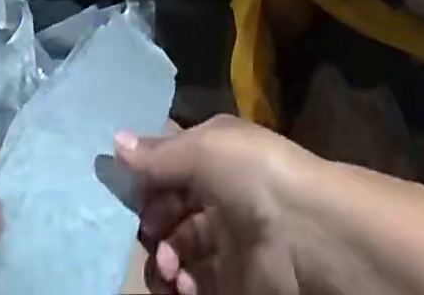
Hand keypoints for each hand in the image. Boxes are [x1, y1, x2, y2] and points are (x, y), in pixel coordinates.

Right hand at [116, 116, 316, 294]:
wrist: (309, 232)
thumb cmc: (250, 173)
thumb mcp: (202, 148)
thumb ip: (157, 154)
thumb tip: (114, 143)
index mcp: (212, 154)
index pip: (167, 164)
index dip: (145, 176)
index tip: (125, 190)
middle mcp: (216, 194)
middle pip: (167, 210)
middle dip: (150, 224)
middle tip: (151, 233)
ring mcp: (225, 240)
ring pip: (177, 251)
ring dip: (163, 260)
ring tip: (170, 266)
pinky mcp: (233, 282)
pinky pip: (194, 286)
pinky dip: (181, 288)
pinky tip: (183, 285)